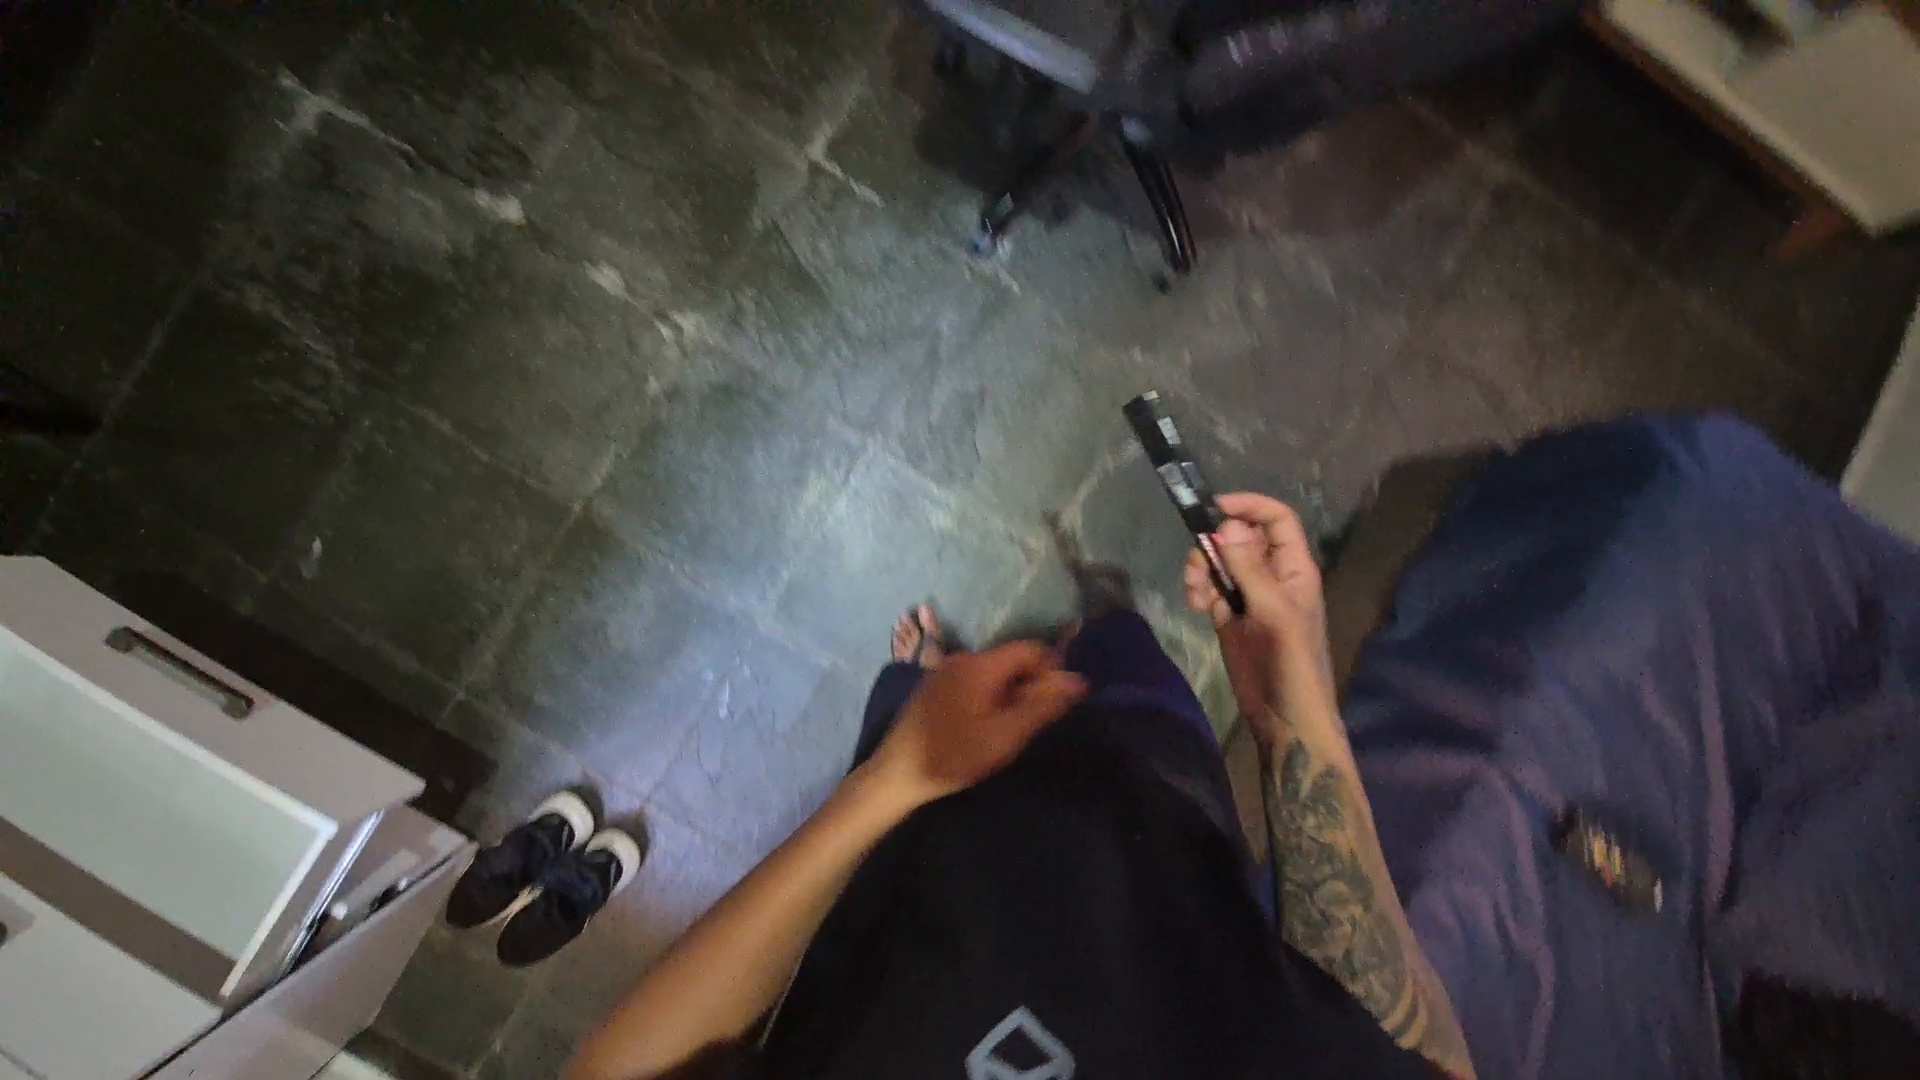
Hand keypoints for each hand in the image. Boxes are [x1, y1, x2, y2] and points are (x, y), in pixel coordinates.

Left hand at [866, 643, 1087, 805]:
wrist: (896, 774)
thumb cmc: (953, 756)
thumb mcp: (1005, 736)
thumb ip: (1042, 706)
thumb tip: (1077, 681)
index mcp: (980, 664)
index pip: (1031, 649)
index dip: (1051, 672)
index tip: (1053, 706)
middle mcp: (962, 658)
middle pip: (1012, 660)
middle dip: (1029, 685)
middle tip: (1029, 724)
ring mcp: (944, 670)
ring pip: (994, 672)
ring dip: (1009, 694)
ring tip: (1007, 729)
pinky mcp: (934, 686)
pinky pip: (974, 681)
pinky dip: (988, 697)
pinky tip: (982, 727)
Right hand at [1185, 494, 1331, 737]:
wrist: (1285, 716)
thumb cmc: (1293, 663)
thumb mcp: (1275, 613)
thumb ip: (1250, 569)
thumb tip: (1228, 526)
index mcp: (1294, 569)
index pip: (1276, 520)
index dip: (1249, 507)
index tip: (1215, 508)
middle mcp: (1271, 576)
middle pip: (1238, 537)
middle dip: (1214, 544)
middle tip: (1201, 568)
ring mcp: (1248, 596)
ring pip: (1219, 562)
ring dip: (1201, 569)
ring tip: (1196, 595)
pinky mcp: (1228, 616)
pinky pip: (1209, 587)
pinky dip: (1198, 590)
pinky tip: (1196, 607)